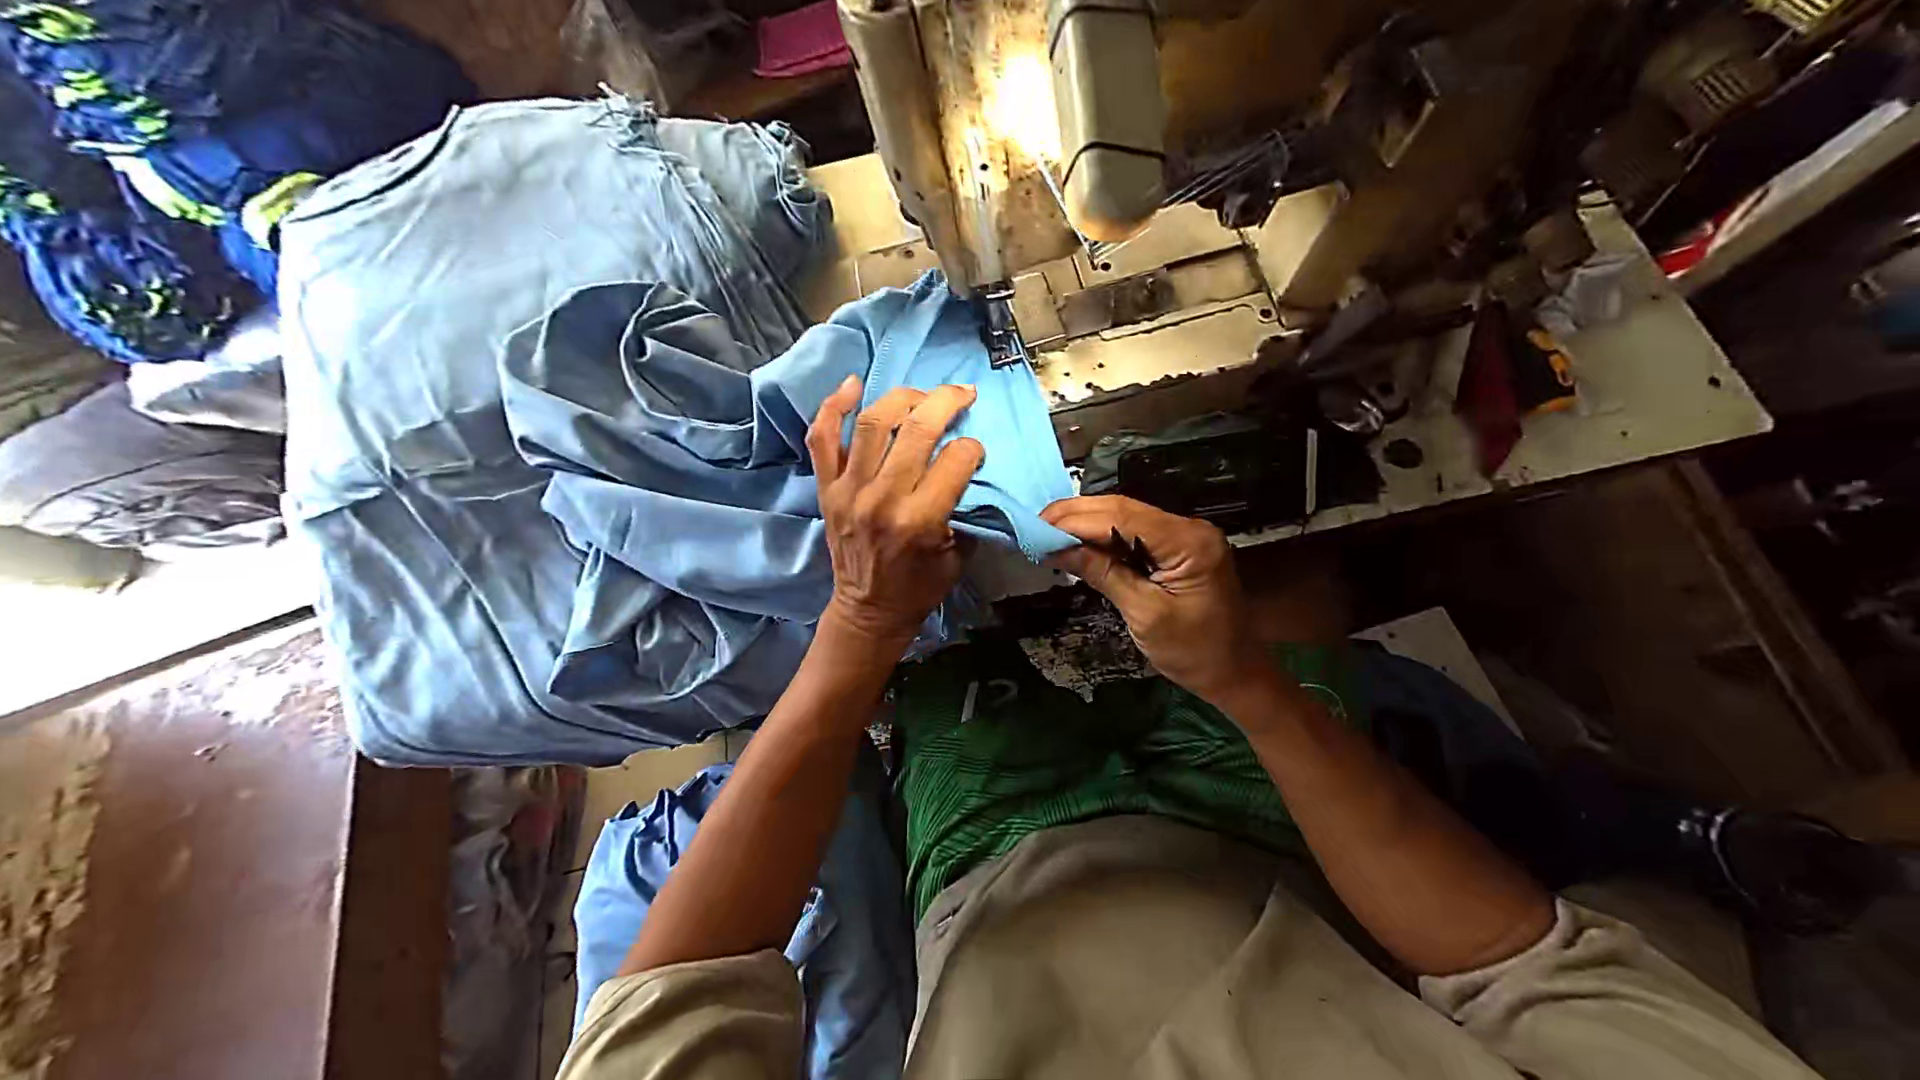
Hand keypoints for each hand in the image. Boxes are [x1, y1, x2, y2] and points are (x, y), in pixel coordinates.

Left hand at [807, 377, 984, 653]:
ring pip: (873, 422)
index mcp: (920, 519)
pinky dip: (834, 406)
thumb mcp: (959, 555)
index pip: (956, 458)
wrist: (869, 610)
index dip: (973, 448)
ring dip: (902, 397)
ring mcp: (849, 490)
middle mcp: (882, 498)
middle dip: (947, 402)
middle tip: (963, 393)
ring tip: (922, 394)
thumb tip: (972, 468)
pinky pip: (823, 438)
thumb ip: (968, 509)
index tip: (975, 452)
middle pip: (917, 428)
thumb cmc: (919, 587)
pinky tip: (853, 385)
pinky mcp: (827, 488)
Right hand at [1041, 495, 1269, 701]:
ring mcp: (1183, 536)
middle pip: (1122, 509)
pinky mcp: (1176, 549)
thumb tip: (1058, 549)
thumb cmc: (1194, 651)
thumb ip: (1103, 573)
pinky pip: (1133, 533)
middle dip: (1076, 516)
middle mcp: (1188, 528)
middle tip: (1035, 526)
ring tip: (1047, 532)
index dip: (1076, 519)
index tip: (1039, 527)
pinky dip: (1102, 536)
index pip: (1122, 516)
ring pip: (1125, 517)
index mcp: (1188, 542)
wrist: (1235, 673)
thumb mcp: (1144, 614)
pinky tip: (1077, 542)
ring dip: (1085, 523)